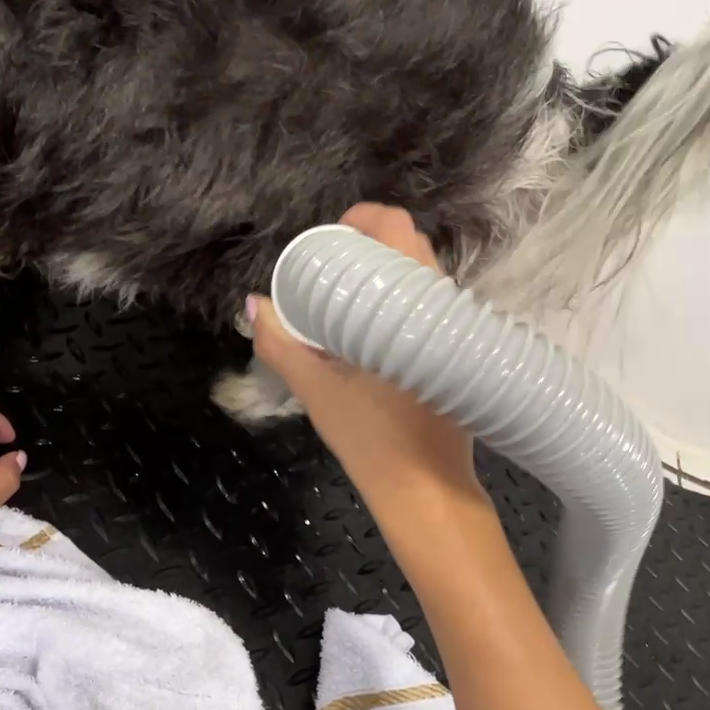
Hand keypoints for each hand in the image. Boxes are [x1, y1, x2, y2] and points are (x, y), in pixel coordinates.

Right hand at [249, 203, 487, 522]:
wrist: (426, 489)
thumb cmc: (371, 436)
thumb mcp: (316, 389)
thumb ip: (280, 344)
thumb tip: (252, 306)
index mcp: (410, 299)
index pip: (395, 227)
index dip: (360, 221)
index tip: (329, 240)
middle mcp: (441, 303)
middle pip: (410, 246)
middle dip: (369, 247)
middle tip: (331, 270)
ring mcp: (455, 329)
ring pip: (422, 277)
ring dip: (386, 276)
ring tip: (347, 298)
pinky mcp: (457, 353)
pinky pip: (428, 306)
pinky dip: (400, 302)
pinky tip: (372, 329)